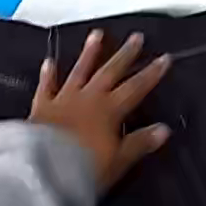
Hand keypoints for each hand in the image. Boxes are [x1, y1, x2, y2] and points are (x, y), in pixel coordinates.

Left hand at [29, 29, 171, 192]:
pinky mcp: (41, 106)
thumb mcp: (118, 160)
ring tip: (96, 34)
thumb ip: (140, 143)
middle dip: (126, 54)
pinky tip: (49, 61)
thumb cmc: (83, 169)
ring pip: (80, 70)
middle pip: (111, 71)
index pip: (136, 87)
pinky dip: (48, 74)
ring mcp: (64, 99)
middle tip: (136, 37)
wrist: (40, 171)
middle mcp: (89, 98)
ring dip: (89, 53)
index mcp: (110, 110)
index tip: (164, 58)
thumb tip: (164, 129)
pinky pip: (46, 86)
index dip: (151, 73)